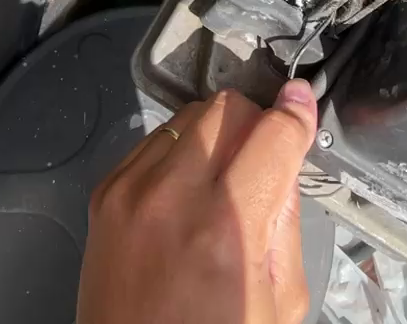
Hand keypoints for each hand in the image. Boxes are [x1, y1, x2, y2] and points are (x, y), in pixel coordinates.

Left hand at [77, 80, 320, 323]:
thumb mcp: (279, 301)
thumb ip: (286, 220)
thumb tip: (283, 155)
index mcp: (226, 226)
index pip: (273, 132)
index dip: (297, 115)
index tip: (302, 105)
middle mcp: (172, 196)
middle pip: (228, 106)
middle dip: (253, 125)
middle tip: (260, 163)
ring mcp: (130, 190)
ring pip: (190, 114)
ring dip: (215, 136)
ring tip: (219, 184)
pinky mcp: (104, 193)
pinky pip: (154, 140)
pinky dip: (179, 154)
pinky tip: (184, 194)